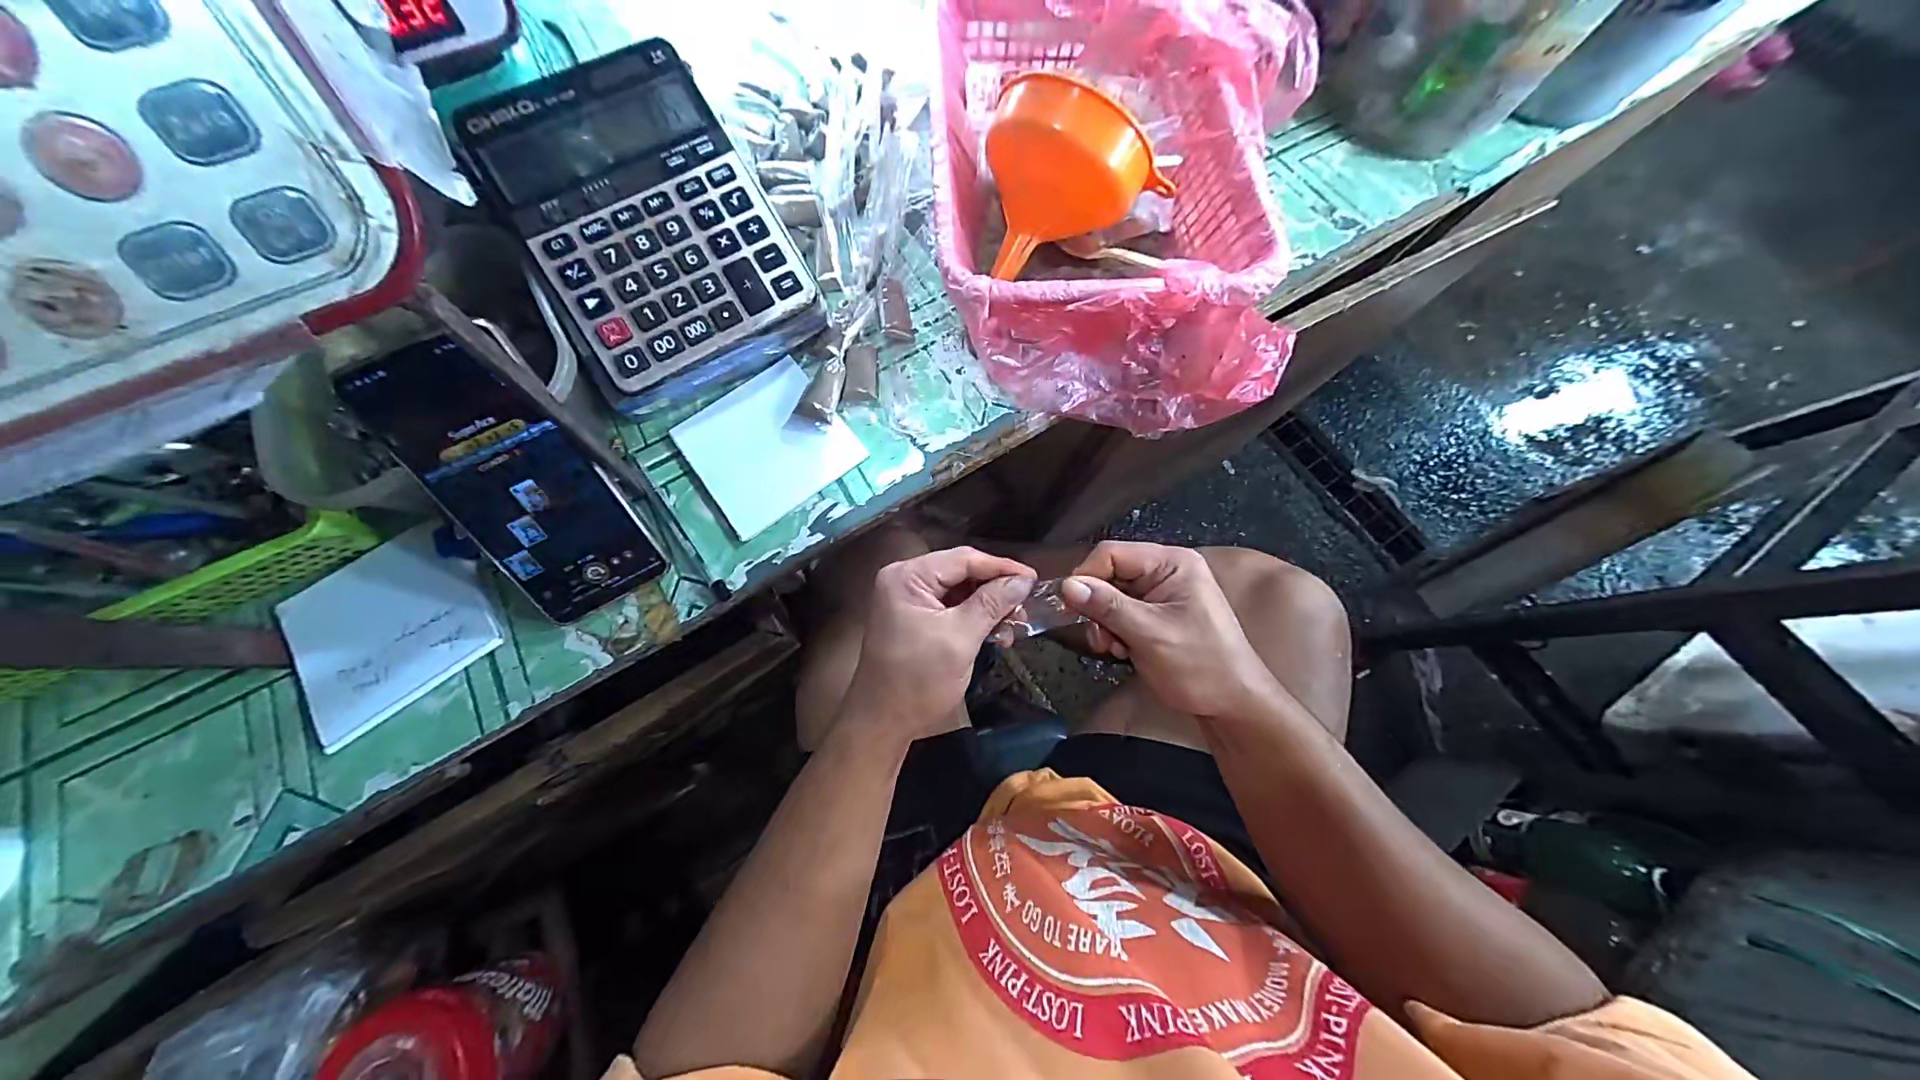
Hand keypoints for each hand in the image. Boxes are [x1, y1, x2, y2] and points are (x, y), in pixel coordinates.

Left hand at [841, 546, 1034, 743]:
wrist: (882, 722)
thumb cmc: (917, 680)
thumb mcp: (960, 639)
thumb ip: (992, 604)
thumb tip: (1023, 580)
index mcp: (907, 576)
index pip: (963, 559)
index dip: (1002, 567)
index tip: (1035, 579)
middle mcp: (905, 580)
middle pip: (962, 572)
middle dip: (996, 589)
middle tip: (1026, 605)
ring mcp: (909, 600)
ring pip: (960, 591)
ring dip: (989, 607)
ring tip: (1014, 625)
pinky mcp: (916, 619)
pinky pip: (952, 608)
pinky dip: (975, 619)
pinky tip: (996, 634)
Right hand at [1059, 541, 1278, 718]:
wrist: (1232, 705)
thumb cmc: (1201, 666)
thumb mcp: (1148, 633)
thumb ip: (1106, 606)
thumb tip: (1067, 586)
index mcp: (1172, 563)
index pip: (1112, 553)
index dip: (1087, 577)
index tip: (1071, 606)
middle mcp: (1166, 572)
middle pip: (1109, 574)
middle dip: (1098, 607)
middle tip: (1100, 637)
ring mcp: (1162, 594)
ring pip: (1111, 596)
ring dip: (1105, 623)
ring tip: (1116, 647)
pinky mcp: (1157, 615)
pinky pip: (1121, 613)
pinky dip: (1115, 632)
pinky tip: (1123, 650)